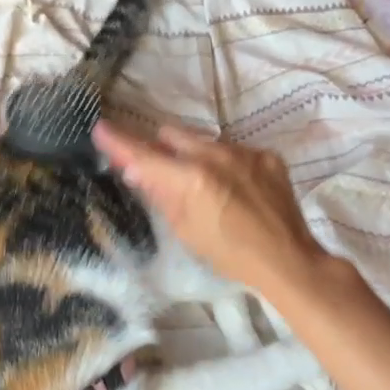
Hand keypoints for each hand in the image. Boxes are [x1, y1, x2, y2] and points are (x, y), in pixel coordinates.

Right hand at [92, 121, 324, 290]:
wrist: (289, 260)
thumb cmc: (230, 254)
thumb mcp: (185, 230)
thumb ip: (160, 194)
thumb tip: (136, 170)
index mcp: (192, 178)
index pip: (145, 155)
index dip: (119, 143)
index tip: (101, 128)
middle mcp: (216, 155)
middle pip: (172, 135)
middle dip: (161, 148)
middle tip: (162, 169)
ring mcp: (244, 152)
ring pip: (204, 141)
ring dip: (195, 156)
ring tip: (207, 187)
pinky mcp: (266, 155)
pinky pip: (233, 150)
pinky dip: (226, 165)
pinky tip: (236, 189)